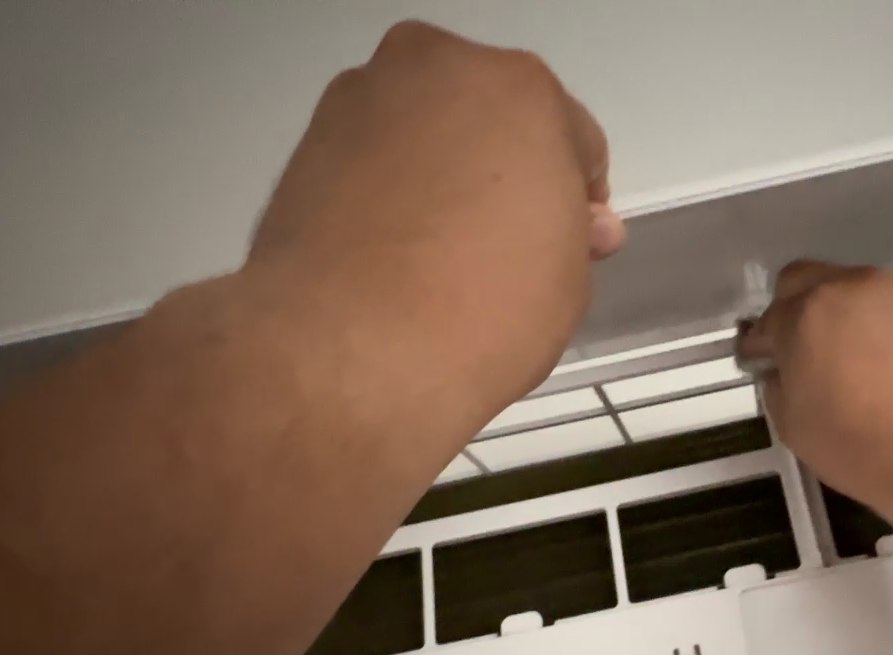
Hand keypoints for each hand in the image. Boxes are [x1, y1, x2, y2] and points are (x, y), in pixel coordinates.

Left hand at [247, 22, 623, 427]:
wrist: (361, 348)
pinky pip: (380, 160)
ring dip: (450, 179)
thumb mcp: (570, 281)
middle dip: (512, 176)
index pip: (575, 140)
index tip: (569, 245)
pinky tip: (401, 257)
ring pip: (433, 135)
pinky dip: (397, 193)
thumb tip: (582, 223)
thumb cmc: (487, 311)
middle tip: (509, 250)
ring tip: (447, 261)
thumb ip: (579, 234)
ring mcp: (366, 97)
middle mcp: (439, 69)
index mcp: (523, 92)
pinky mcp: (310, 139)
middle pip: (497, 121)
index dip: (580, 198)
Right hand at [739, 260, 892, 508]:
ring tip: (833, 359)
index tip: (758, 366)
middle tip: (791, 352)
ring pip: (841, 289)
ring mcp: (887, 294)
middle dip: (788, 311)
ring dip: (827, 314)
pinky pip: (874, 306)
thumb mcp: (790, 424)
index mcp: (803, 314)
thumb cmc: (852, 444)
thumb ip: (776, 385)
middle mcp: (844, 288)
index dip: (757, 348)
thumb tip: (781, 370)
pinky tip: (866, 362)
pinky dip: (861, 323)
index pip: (765, 322)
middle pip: (801, 281)